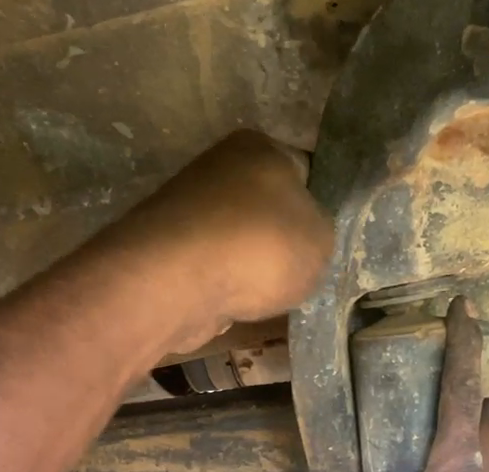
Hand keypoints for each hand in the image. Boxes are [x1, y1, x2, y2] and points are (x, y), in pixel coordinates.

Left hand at [102, 131, 332, 342]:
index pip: (301, 173)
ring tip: (266, 299)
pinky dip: (222, 289)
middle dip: (279, 245)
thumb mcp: (322, 240)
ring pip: (237, 244)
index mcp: (259, 146)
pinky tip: (234, 308)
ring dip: (250, 271)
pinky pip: (210, 271)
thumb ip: (319, 234)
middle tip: (298, 276)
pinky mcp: (166, 252)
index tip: (320, 246)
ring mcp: (187, 211)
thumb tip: (302, 241)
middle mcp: (217, 169)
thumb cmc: (262, 248)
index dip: (315, 211)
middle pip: (265, 211)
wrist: (179, 282)